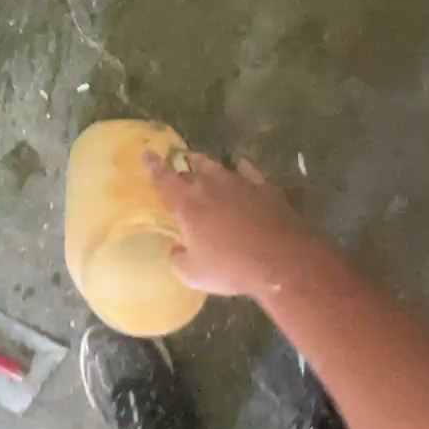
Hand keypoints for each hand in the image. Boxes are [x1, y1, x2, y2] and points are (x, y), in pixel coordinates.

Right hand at [144, 152, 327, 298]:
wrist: (280, 259)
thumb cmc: (231, 267)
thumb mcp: (194, 275)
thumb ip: (179, 260)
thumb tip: (177, 251)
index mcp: (188, 205)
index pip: (164, 180)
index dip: (154, 167)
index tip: (147, 154)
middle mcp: (211, 187)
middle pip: (191, 170)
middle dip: (180, 167)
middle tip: (175, 166)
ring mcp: (240, 184)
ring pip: (218, 167)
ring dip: (206, 164)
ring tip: (199, 160)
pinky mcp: (266, 188)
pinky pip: (249, 172)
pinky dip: (241, 168)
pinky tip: (241, 166)